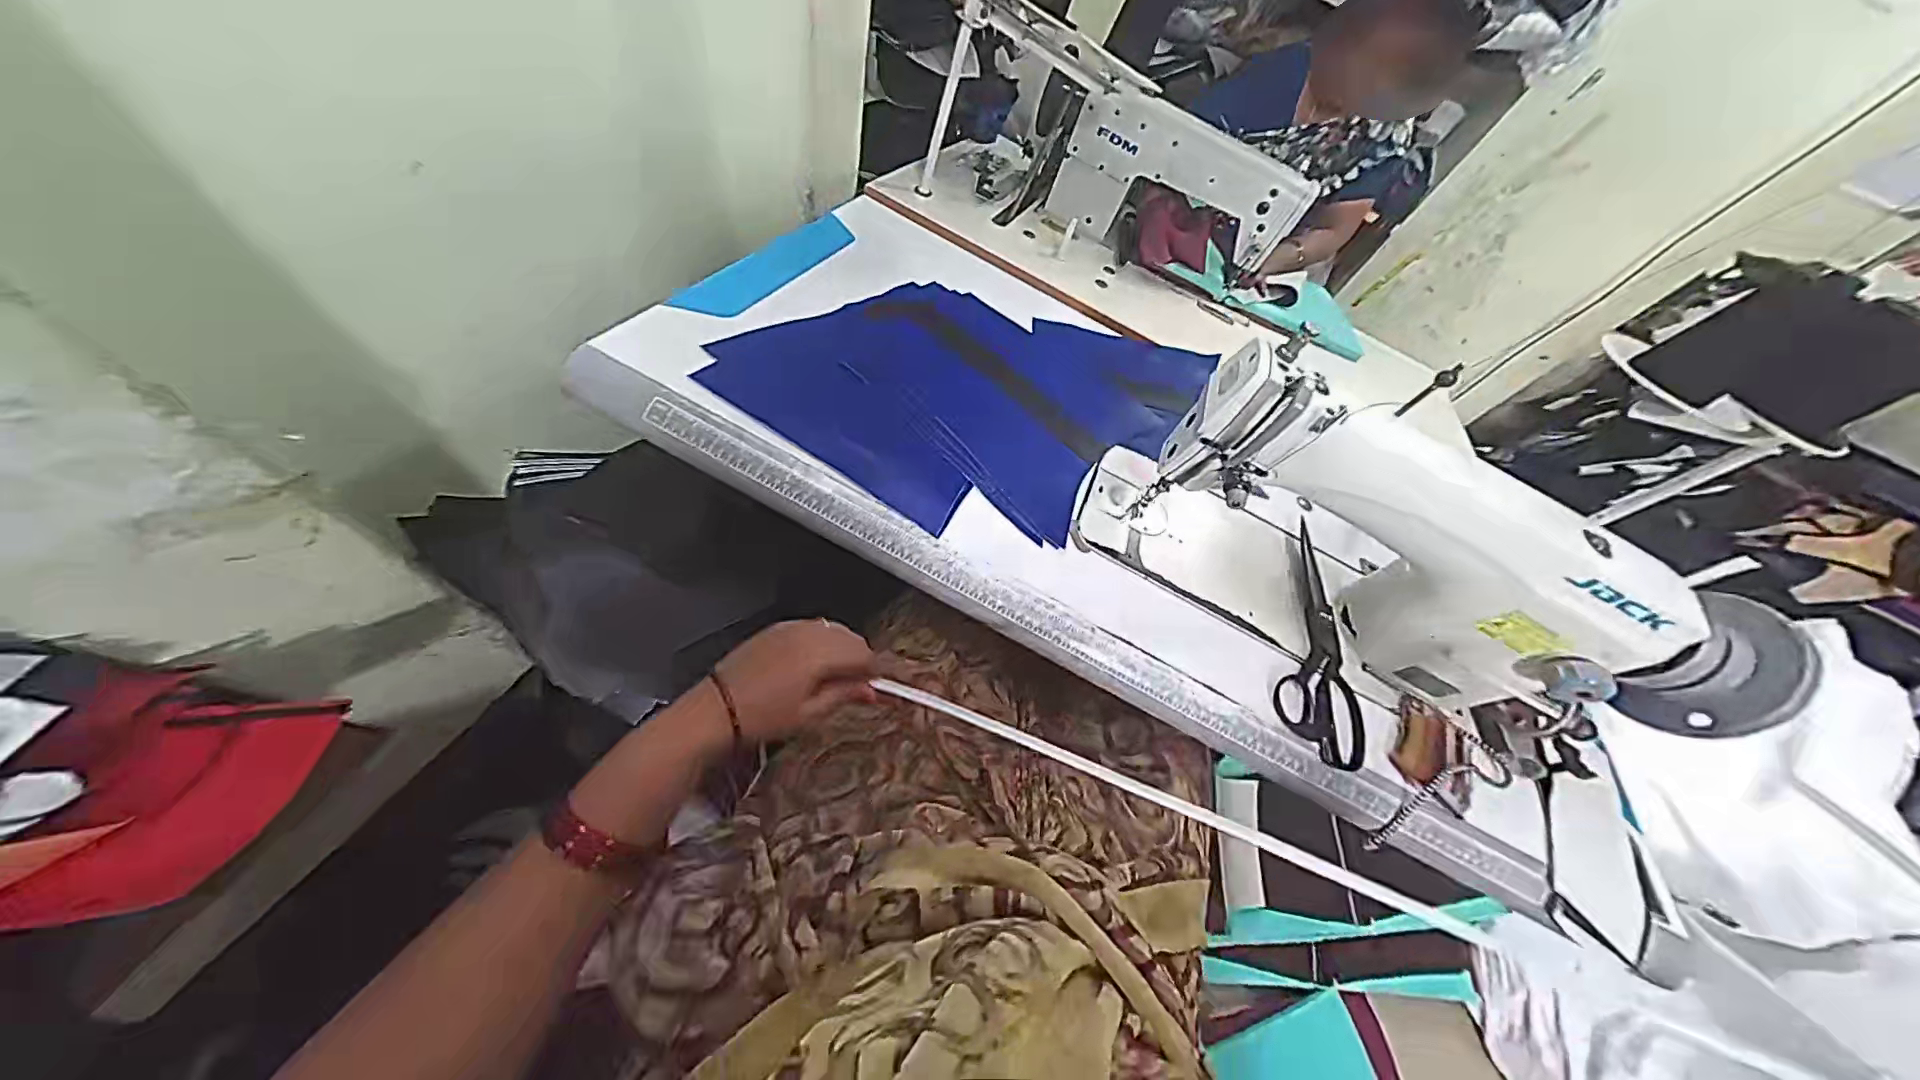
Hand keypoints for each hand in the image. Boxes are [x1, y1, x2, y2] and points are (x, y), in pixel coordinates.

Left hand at [711, 620, 877, 742]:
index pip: (864, 654)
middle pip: (852, 638)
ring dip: (842, 648)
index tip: (876, 687)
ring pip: (833, 629)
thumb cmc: (760, 717)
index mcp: (820, 654)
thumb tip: (869, 691)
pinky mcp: (776, 629)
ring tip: (834, 676)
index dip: (874, 671)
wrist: (716, 710)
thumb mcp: (809, 714)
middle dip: (860, 658)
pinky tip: (813, 664)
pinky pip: (811, 628)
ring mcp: (790, 628)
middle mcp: (808, 633)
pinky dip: (821, 641)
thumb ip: (844, 695)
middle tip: (857, 685)